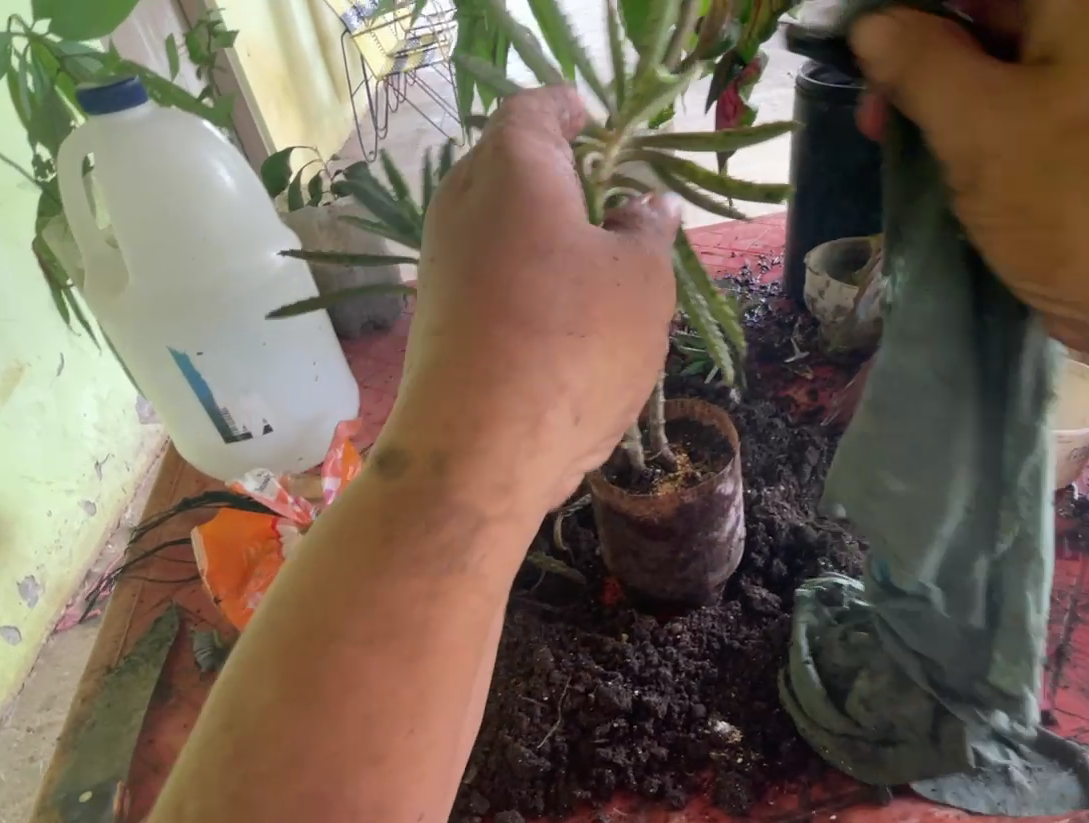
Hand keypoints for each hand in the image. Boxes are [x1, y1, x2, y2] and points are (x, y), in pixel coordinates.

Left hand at [379, 87, 681, 515]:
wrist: (483, 449)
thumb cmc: (575, 345)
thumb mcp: (642, 283)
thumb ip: (648, 233)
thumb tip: (645, 209)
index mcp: (513, 169)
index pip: (537, 108)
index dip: (570, 109)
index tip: (594, 121)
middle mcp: (462, 205)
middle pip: (513, 171)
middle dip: (561, 182)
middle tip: (610, 207)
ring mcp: (443, 267)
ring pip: (501, 232)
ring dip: (546, 243)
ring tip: (598, 277)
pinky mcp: (439, 322)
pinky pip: (489, 282)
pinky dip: (525, 287)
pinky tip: (562, 328)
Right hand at [850, 0, 1088, 354]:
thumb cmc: (1083, 199)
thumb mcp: (981, 129)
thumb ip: (920, 67)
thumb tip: (872, 24)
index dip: (912, 9)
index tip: (859, 46)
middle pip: (999, 9)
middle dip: (924, 50)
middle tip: (873, 113)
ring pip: (1013, 60)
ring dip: (948, 95)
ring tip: (899, 143)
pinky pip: (1036, 104)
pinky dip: (984, 126)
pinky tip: (949, 162)